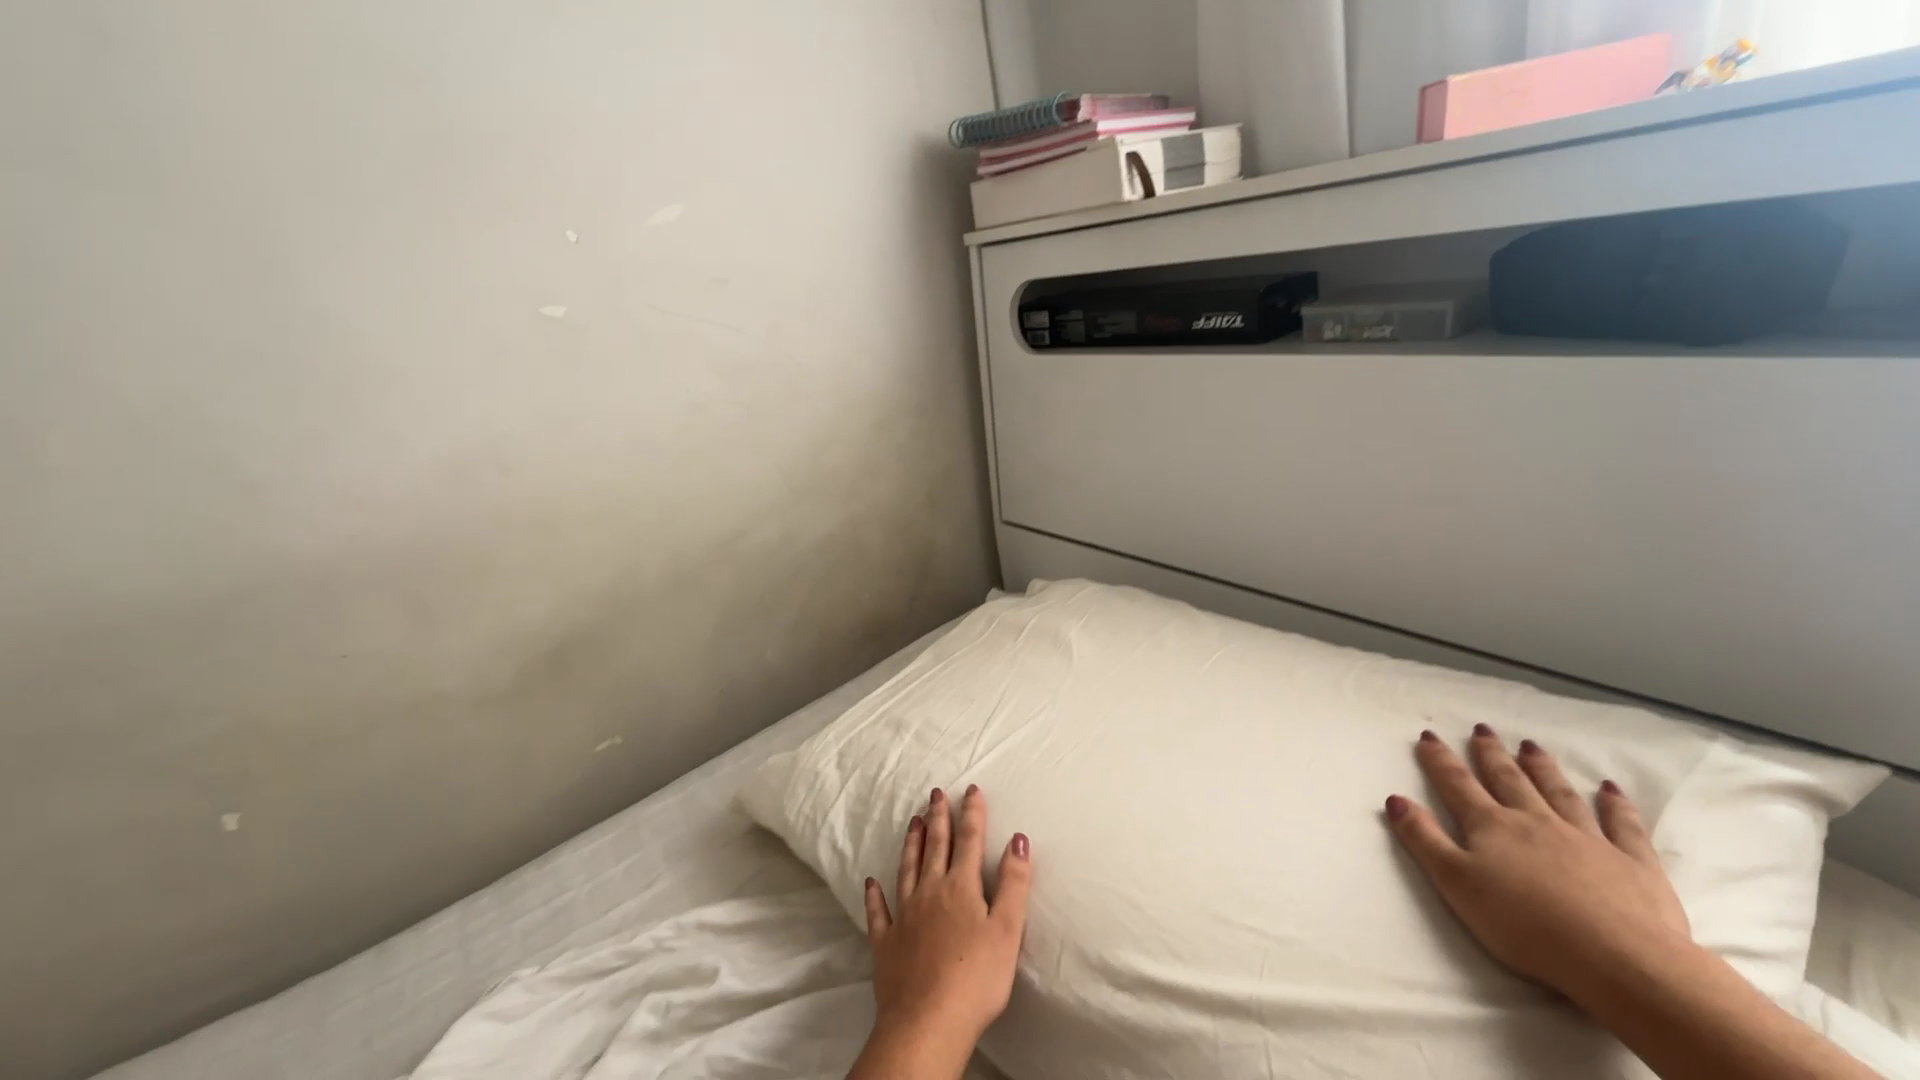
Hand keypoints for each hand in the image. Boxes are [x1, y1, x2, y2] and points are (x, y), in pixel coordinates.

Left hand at [862, 785, 1031, 1045]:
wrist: (927, 1021)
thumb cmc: (976, 978)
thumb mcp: (1008, 930)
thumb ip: (1014, 882)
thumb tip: (1018, 839)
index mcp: (961, 888)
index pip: (969, 841)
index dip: (972, 814)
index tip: (971, 789)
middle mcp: (930, 893)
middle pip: (935, 847)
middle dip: (938, 818)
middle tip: (935, 793)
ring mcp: (904, 916)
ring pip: (907, 870)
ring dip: (912, 844)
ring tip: (913, 822)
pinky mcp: (886, 943)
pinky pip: (879, 911)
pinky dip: (875, 895)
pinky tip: (871, 882)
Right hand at [1384, 725, 1690, 999]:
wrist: (1616, 956)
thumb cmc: (1524, 925)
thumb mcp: (1455, 883)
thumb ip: (1424, 839)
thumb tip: (1395, 799)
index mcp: (1492, 827)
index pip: (1458, 785)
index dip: (1440, 761)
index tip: (1429, 736)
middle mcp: (1536, 822)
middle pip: (1509, 780)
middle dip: (1491, 754)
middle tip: (1482, 729)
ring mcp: (1588, 838)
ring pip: (1559, 793)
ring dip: (1543, 768)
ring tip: (1531, 746)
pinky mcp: (1632, 862)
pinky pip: (1622, 825)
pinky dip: (1615, 804)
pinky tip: (1610, 789)